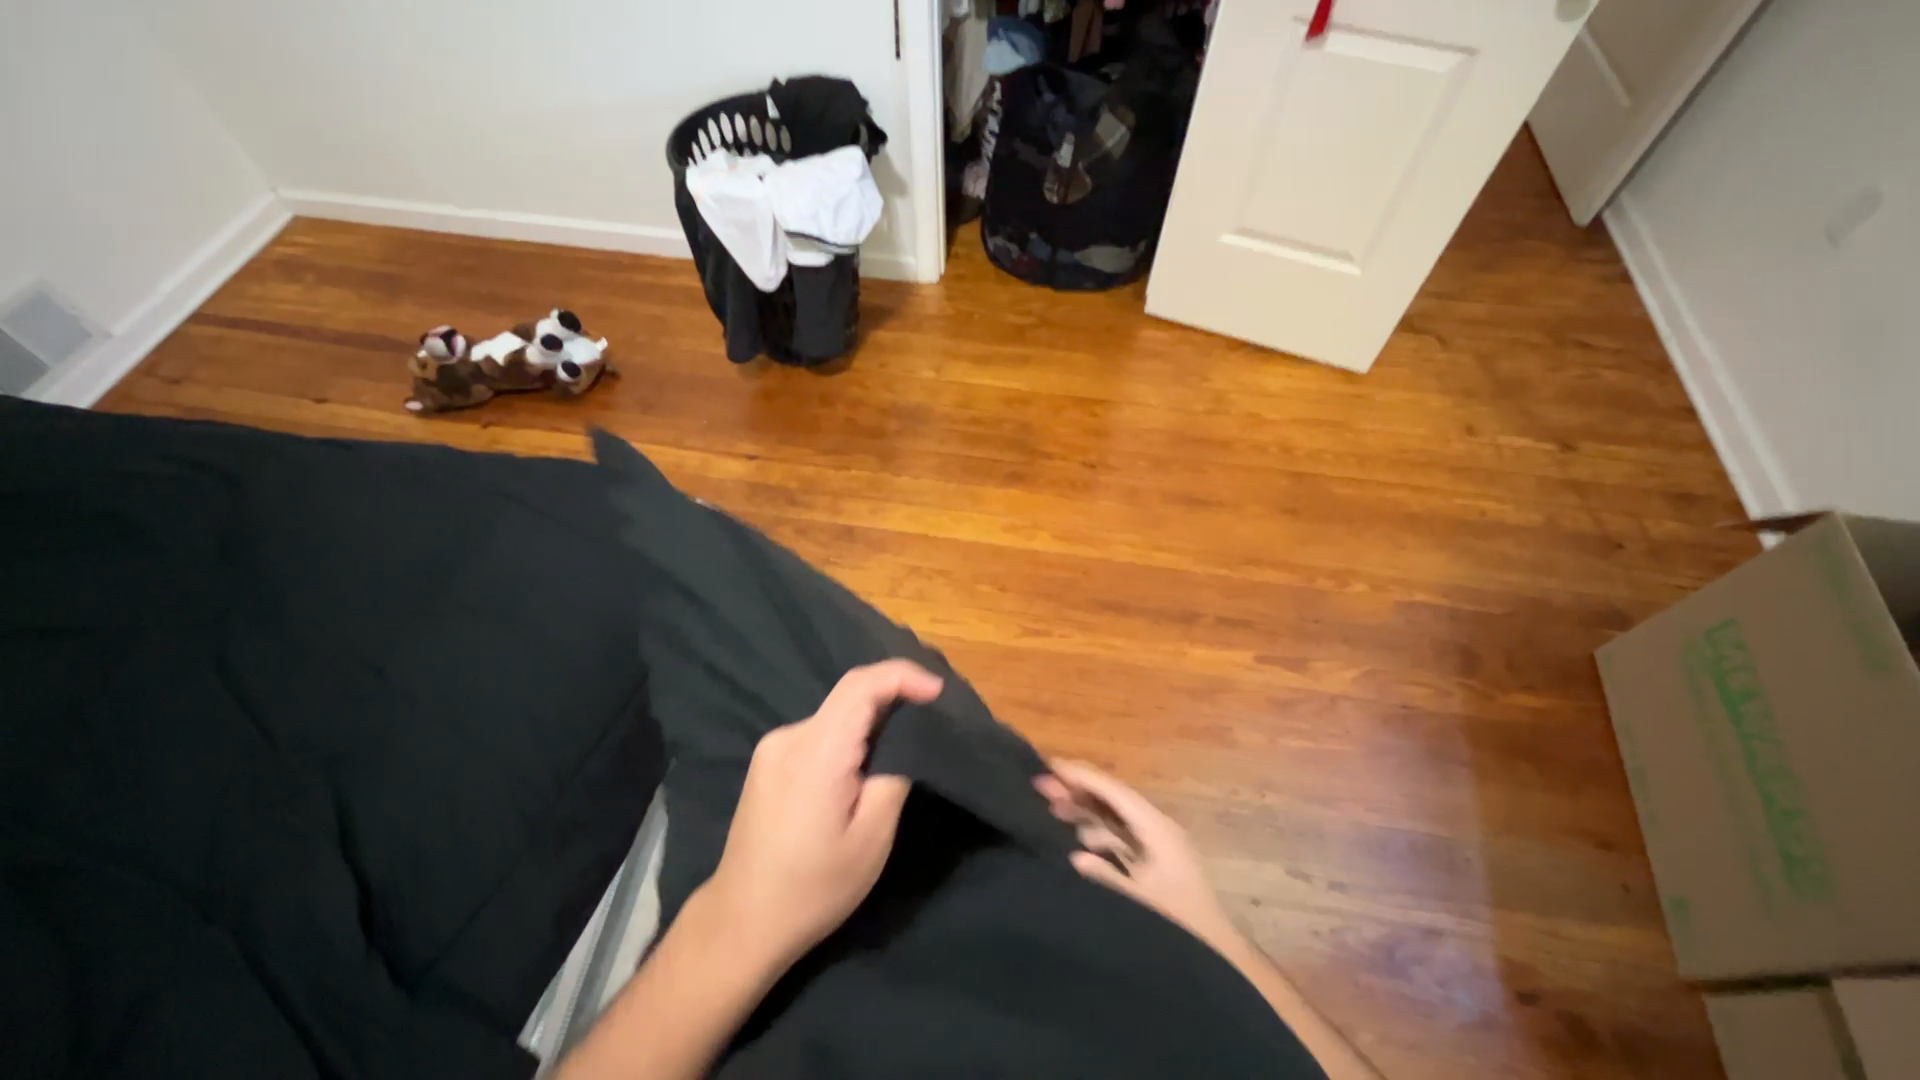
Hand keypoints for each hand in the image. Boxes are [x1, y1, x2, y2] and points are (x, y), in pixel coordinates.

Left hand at [701, 660, 943, 970]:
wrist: (743, 922)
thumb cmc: (814, 888)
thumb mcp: (871, 838)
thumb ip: (894, 776)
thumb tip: (908, 739)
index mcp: (815, 751)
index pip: (861, 685)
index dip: (903, 676)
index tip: (940, 694)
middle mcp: (789, 737)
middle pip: (848, 697)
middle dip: (895, 701)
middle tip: (934, 722)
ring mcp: (773, 749)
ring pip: (835, 716)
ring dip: (872, 724)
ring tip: (907, 750)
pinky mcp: (768, 764)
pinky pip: (819, 734)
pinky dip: (849, 739)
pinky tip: (866, 768)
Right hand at [1035, 760, 1240, 953]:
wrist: (1218, 953)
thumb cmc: (1182, 924)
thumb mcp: (1142, 902)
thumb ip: (1107, 877)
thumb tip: (1075, 855)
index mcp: (1157, 829)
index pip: (1114, 792)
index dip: (1082, 777)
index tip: (1049, 766)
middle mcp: (1157, 828)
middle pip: (1112, 800)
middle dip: (1078, 790)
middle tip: (1040, 785)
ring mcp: (1156, 845)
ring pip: (1114, 818)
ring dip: (1085, 811)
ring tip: (1051, 808)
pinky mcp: (1153, 863)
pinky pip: (1120, 837)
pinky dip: (1096, 832)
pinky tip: (1077, 840)